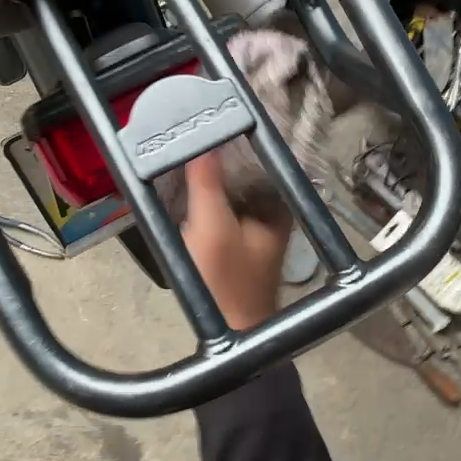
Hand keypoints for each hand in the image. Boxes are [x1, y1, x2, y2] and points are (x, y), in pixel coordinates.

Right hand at [180, 152, 291, 331]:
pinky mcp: (239, 247)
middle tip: (186, 142)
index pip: (260, 158)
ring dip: (209, 183)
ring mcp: (256, 233)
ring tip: (182, 163)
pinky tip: (185, 199)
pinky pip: (222, 212)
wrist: (228, 334)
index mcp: (279, 207)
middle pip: (243, 174)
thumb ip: (206, 183)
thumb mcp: (211, 226)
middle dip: (217, 161)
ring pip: (231, 194)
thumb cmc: (225, 282)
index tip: (205, 126)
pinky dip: (206, 204)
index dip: (233, 141)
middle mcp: (273, 216)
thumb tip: (201, 138)